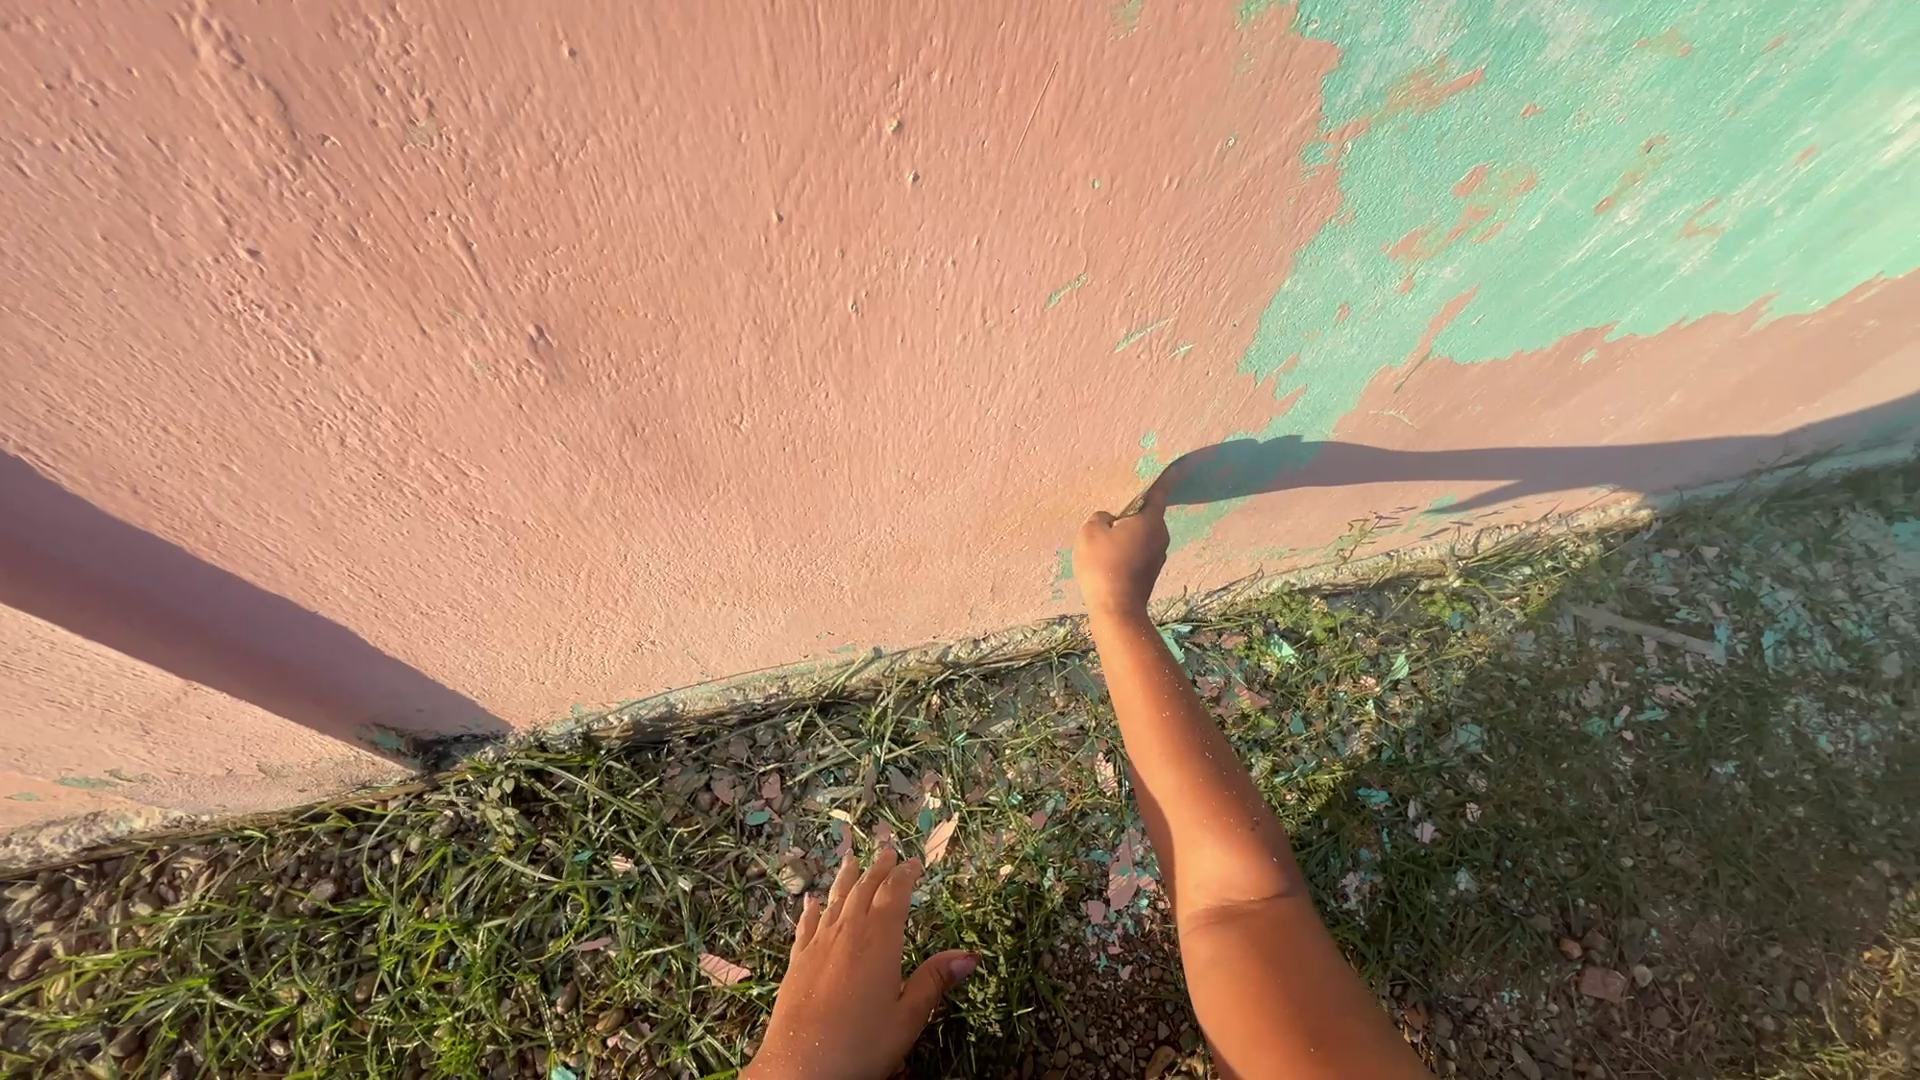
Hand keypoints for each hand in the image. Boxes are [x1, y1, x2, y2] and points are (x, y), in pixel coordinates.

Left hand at [743, 848, 978, 1079]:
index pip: (895, 893)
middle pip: (865, 889)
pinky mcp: (797, 962)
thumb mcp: (908, 1017)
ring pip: (835, 900)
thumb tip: (970, 955)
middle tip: (887, 851)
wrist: (799, 1071)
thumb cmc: (862, 1045)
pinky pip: (806, 926)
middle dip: (878, 869)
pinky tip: (811, 902)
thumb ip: (934, 981)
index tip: (914, 862)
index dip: (905, 874)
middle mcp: (848, 931)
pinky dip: (812, 910)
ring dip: (846, 879)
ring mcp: (819, 945)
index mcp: (880, 938)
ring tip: (851, 860)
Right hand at [1074, 487, 1169, 617]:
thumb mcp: (1090, 531)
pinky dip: (1126, 550)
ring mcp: (1158, 556)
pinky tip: (1109, 560)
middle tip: (1109, 515)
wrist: (1116, 609)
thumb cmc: (1103, 564)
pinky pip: (1138, 551)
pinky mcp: (1150, 572)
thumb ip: (1100, 516)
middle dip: (1131, 512)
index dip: (1167, 476)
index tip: (1179, 464)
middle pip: (1146, 515)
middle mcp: (1161, 535)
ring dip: (1127, 534)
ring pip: (1141, 534)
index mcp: (1150, 520)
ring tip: (1104, 542)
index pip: (1159, 491)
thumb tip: (1110, 520)